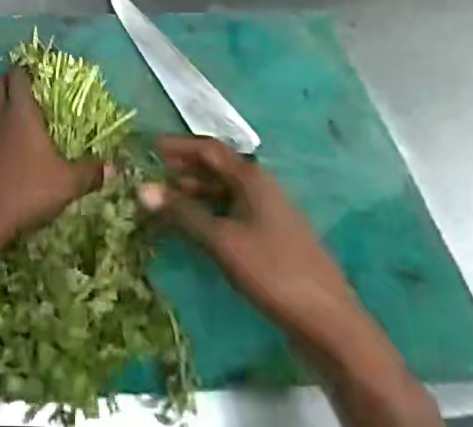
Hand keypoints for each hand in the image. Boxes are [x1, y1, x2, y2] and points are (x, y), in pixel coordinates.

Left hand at [0, 67, 104, 249]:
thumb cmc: (28, 190)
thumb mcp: (67, 184)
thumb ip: (90, 172)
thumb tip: (113, 167)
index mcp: (20, 112)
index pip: (17, 78)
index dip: (23, 72)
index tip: (30, 74)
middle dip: (6, 84)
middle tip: (19, 91)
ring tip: (4, 120)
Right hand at [138, 136, 369, 344]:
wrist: (331, 326)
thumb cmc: (273, 272)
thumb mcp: (221, 240)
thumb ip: (182, 212)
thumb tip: (141, 188)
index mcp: (253, 179)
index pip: (209, 149)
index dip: (178, 146)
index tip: (148, 147)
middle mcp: (262, 189)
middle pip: (217, 169)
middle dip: (183, 170)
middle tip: (150, 177)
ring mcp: (269, 215)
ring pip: (224, 193)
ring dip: (194, 194)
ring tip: (164, 203)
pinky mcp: (272, 240)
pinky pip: (232, 214)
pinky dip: (208, 214)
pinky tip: (192, 228)